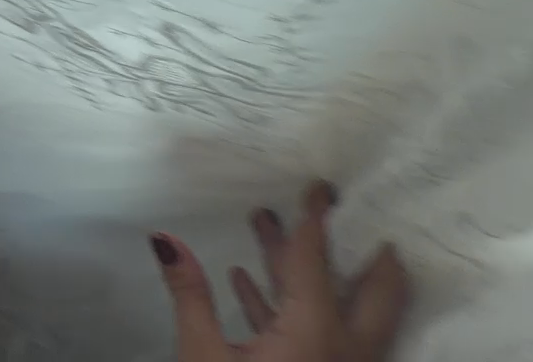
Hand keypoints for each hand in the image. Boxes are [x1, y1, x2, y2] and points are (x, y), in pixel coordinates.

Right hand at [153, 180, 409, 360]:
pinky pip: (313, 331)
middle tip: (343, 210)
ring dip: (305, 268)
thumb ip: (189, 294)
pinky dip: (282, 300)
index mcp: (315, 337)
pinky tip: (246, 282)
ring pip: (336, 309)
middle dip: (355, 250)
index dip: (315, 223)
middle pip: (368, 294)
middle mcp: (343, 351)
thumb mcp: (203, 355)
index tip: (320, 188)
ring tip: (265, 225)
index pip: (316, 265)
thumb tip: (164, 238)